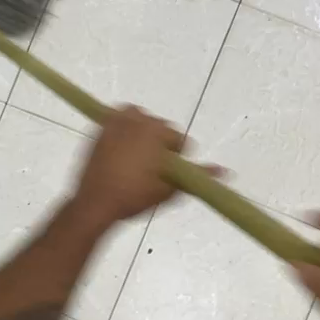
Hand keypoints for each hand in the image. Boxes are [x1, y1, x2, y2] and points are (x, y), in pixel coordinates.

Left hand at [70, 107, 188, 226]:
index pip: (179, 140)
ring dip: (142, 132)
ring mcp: (117, 121)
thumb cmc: (133, 197)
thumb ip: (197, 176)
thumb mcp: (168, 190)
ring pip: (140, 119)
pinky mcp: (100, 126)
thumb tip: (225, 171)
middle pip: (160, 127)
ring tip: (136, 157)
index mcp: (158, 132)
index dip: (175, 158)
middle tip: (149, 169)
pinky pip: (118, 117)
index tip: (164, 173)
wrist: (94, 202)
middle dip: (159, 144)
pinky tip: (120, 146)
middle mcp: (139, 120)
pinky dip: (123, 126)